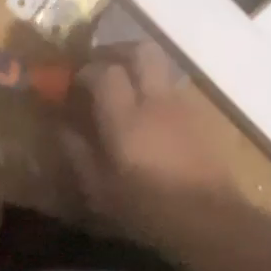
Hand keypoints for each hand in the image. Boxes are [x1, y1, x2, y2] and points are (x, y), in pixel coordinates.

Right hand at [66, 41, 232, 223]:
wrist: (210, 220)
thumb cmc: (146, 208)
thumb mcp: (98, 189)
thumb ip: (77, 153)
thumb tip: (60, 127)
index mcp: (126, 118)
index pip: (104, 71)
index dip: (85, 70)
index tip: (73, 82)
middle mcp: (157, 100)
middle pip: (141, 50)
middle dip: (117, 51)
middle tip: (100, 66)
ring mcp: (184, 105)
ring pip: (161, 66)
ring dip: (140, 69)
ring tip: (125, 92)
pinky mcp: (203, 117)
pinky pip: (175, 90)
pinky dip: (158, 91)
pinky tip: (151, 118)